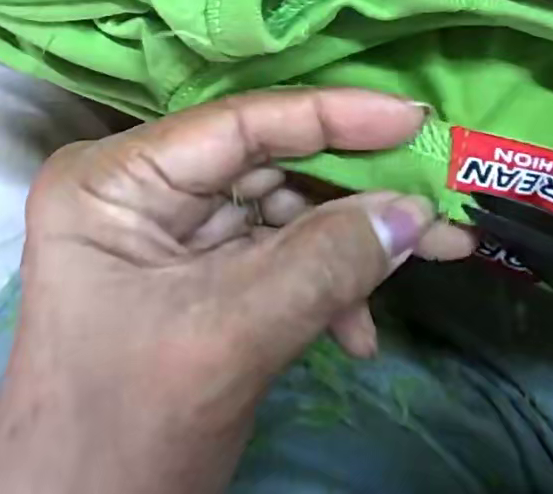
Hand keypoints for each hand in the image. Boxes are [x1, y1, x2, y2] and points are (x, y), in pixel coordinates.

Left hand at [0, 88, 474, 493]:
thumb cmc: (120, 436)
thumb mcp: (226, 340)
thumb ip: (325, 266)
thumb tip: (414, 212)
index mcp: (117, 179)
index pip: (241, 124)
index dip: (334, 115)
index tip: (413, 117)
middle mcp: (146, 186)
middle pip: (274, 162)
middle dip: (357, 187)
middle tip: (435, 189)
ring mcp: (175, 227)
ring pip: (287, 207)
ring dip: (355, 240)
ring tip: (433, 253)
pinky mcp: (203, 268)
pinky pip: (281, 252)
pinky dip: (329, 283)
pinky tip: (359, 332)